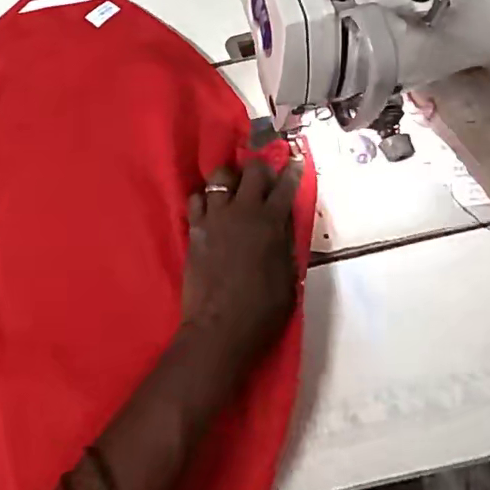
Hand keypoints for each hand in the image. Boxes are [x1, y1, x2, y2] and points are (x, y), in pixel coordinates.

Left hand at [180, 159, 301, 370]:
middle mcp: (243, 211)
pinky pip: (196, 198)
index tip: (295, 162)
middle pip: (252, 172)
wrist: (220, 327)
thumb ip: (286, 245)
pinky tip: (209, 208)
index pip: (285, 187)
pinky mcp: (194, 228)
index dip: (292, 172)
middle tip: (262, 176)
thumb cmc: (262, 310)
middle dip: (260, 168)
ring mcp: (215, 217)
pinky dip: (204, 198)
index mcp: (271, 223)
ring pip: (219, 177)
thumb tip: (284, 225)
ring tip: (232, 188)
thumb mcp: (288, 277)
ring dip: (229, 178)